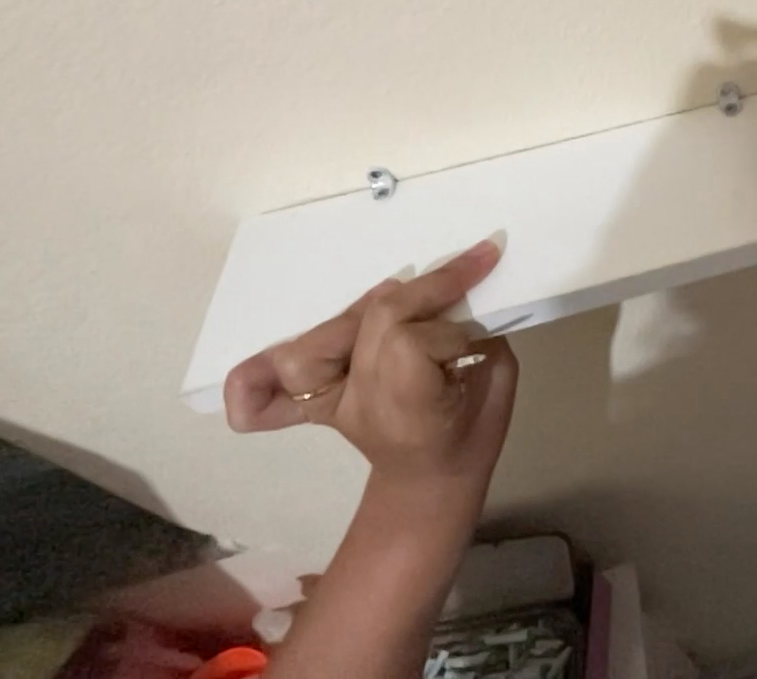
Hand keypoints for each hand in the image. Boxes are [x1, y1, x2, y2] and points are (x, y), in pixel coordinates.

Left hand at [223, 241, 517, 485]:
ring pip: (314, 342)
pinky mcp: (310, 399)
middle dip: (426, 288)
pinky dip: (259, 371)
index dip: (448, 328)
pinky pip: (260, 387)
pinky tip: (275, 358)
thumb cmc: (473, 431)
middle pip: (373, 322)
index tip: (477, 336)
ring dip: (365, 309)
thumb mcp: (498, 381)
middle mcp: (359, 406)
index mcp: (411, 411)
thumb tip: (457, 294)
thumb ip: (480, 336)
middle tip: (465, 274)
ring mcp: (327, 404)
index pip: (409, 344)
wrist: (430, 483)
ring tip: (400, 301)